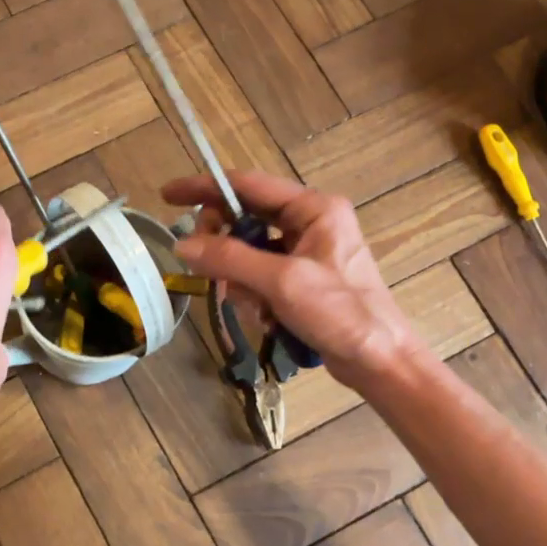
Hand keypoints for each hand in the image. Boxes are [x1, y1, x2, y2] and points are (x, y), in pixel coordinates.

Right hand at [164, 171, 418, 383]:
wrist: (379, 360)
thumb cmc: (341, 314)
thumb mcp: (281, 282)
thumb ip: (229, 259)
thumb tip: (182, 244)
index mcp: (313, 208)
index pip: (247, 184)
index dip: (204, 188)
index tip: (167, 195)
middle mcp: (310, 221)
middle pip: (244, 218)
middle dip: (223, 246)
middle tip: (207, 269)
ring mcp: (306, 251)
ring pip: (248, 251)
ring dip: (241, 279)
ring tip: (255, 305)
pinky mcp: (302, 279)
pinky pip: (260, 275)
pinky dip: (254, 295)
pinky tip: (266, 317)